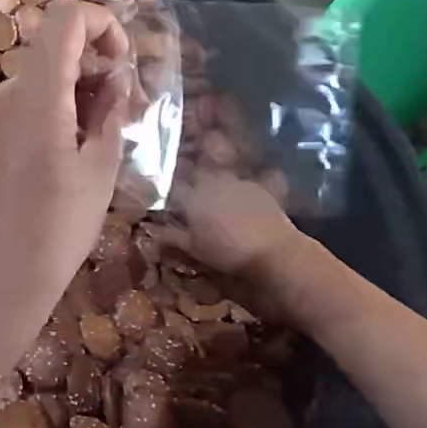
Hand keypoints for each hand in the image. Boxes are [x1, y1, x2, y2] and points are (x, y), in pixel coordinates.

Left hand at [0, 0, 132, 365]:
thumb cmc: (56, 230)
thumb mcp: (100, 170)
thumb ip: (111, 113)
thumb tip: (116, 80)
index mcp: (37, 95)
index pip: (66, 19)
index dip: (103, 23)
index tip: (124, 64)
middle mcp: (7, 93)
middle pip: (56, 46)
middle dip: (98, 64)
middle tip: (127, 110)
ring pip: (44, 74)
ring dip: (81, 88)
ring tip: (107, 134)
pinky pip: (30, 101)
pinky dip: (60, 106)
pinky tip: (78, 147)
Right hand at [169, 170, 305, 275]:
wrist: (272, 249)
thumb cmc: (227, 252)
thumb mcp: (194, 249)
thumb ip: (172, 236)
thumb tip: (154, 232)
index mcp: (193, 197)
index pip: (175, 187)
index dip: (172, 194)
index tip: (171, 203)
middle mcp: (212, 182)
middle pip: (197, 175)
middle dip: (193, 183)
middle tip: (194, 201)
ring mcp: (236, 181)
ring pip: (219, 177)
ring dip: (215, 186)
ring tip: (218, 204)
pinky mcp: (256, 186)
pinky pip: (240, 184)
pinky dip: (236, 192)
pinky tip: (240, 207)